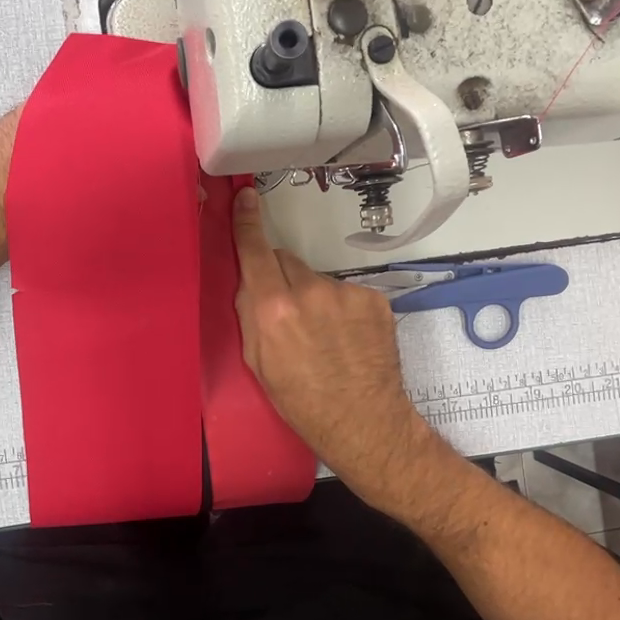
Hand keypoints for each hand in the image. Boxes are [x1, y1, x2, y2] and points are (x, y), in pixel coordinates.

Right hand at [232, 188, 439, 508]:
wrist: (364, 422)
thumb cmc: (302, 402)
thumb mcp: (258, 363)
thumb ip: (250, 316)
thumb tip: (249, 282)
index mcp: (273, 310)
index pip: (255, 253)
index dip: (247, 224)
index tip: (246, 198)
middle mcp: (310, 292)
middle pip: (285, 263)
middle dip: (281, 280)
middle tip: (289, 316)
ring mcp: (346, 293)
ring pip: (317, 280)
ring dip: (314, 298)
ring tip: (325, 337)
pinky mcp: (373, 299)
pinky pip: (347, 292)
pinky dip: (343, 309)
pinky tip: (348, 338)